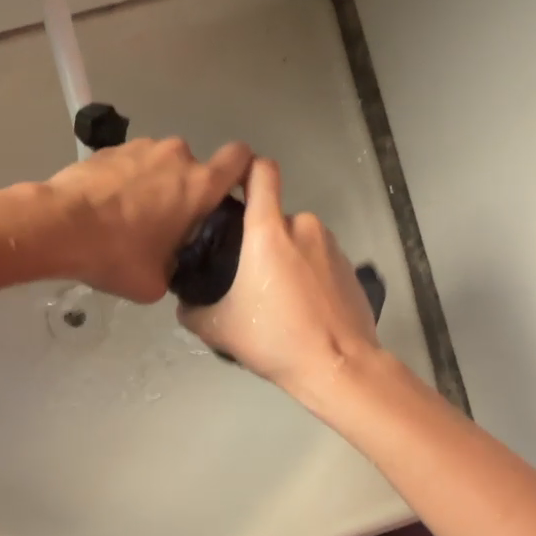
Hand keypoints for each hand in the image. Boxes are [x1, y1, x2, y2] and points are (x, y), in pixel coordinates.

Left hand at [45, 137, 252, 302]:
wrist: (59, 227)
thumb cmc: (115, 255)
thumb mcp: (156, 283)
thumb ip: (175, 267)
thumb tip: (170, 262)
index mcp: (199, 186)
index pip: (240, 159)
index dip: (239, 172)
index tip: (226, 193)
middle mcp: (176, 156)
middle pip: (192, 169)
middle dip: (182, 192)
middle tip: (162, 224)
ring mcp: (141, 147)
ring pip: (158, 165)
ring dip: (151, 185)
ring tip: (127, 217)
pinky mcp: (109, 148)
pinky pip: (128, 164)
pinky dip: (123, 181)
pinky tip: (104, 208)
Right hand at [178, 157, 384, 410]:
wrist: (337, 365)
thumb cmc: (274, 338)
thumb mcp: (218, 329)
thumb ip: (193, 311)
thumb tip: (184, 305)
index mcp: (268, 232)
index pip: (261, 173)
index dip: (245, 169)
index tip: (232, 182)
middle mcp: (303, 227)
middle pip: (274, 219)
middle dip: (260, 242)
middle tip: (247, 277)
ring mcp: (332, 246)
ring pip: (298, 241)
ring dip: (285, 259)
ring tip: (275, 298)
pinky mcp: (350, 267)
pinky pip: (319, 260)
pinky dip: (307, 275)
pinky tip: (300, 309)